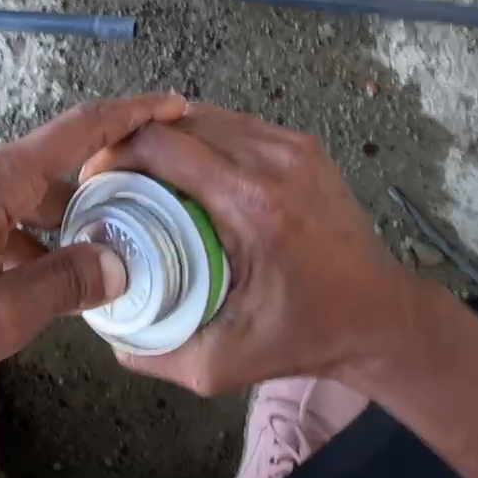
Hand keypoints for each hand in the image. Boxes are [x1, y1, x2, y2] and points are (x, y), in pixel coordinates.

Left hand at [0, 92, 187, 407]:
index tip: (174, 105)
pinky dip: (25, 243)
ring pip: (22, 201)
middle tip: (148, 217)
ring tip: (101, 263)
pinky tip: (36, 283)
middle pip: (53, 169)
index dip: (130, 113)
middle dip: (102, 190)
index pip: (75, 131)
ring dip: (61, 226)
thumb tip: (117, 260)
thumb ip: (58, 286)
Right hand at [80, 103, 419, 395]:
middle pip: (178, 121)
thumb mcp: (225, 363)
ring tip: (143, 168)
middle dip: (135, 141)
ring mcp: (292, 145)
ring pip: (205, 114)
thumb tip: (105, 328)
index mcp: (251, 205)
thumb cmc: (304, 336)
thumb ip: (159, 350)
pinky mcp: (302, 143)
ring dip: (167, 135)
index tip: (95, 178)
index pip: (163, 146)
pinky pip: (234, 123)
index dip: (117, 153)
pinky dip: (201, 135)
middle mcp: (272, 161)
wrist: (382, 316)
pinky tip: (187, 165)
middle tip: (112, 175)